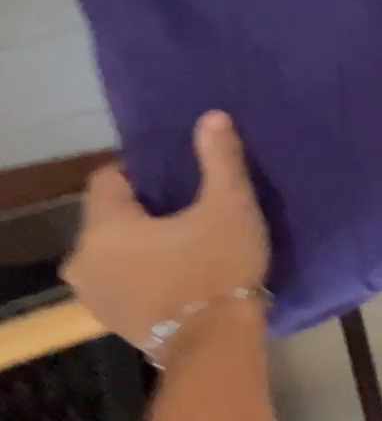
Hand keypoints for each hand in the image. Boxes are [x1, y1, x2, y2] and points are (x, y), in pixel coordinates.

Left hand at [61, 111, 269, 345]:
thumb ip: (219, 158)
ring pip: (114, 245)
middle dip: (148, 204)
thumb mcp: (230, 202)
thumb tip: (211, 116)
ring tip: (190, 231)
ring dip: (144, 235)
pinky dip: (144, 261)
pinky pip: (120, 272)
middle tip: (195, 199)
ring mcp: (90, 290)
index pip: (108, 180)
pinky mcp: (107, 312)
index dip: (143, 167)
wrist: (212, 334)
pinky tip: (181, 262)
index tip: (181, 168)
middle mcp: (83, 258)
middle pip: (110, 215)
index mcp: (106, 228)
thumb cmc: (219, 260)